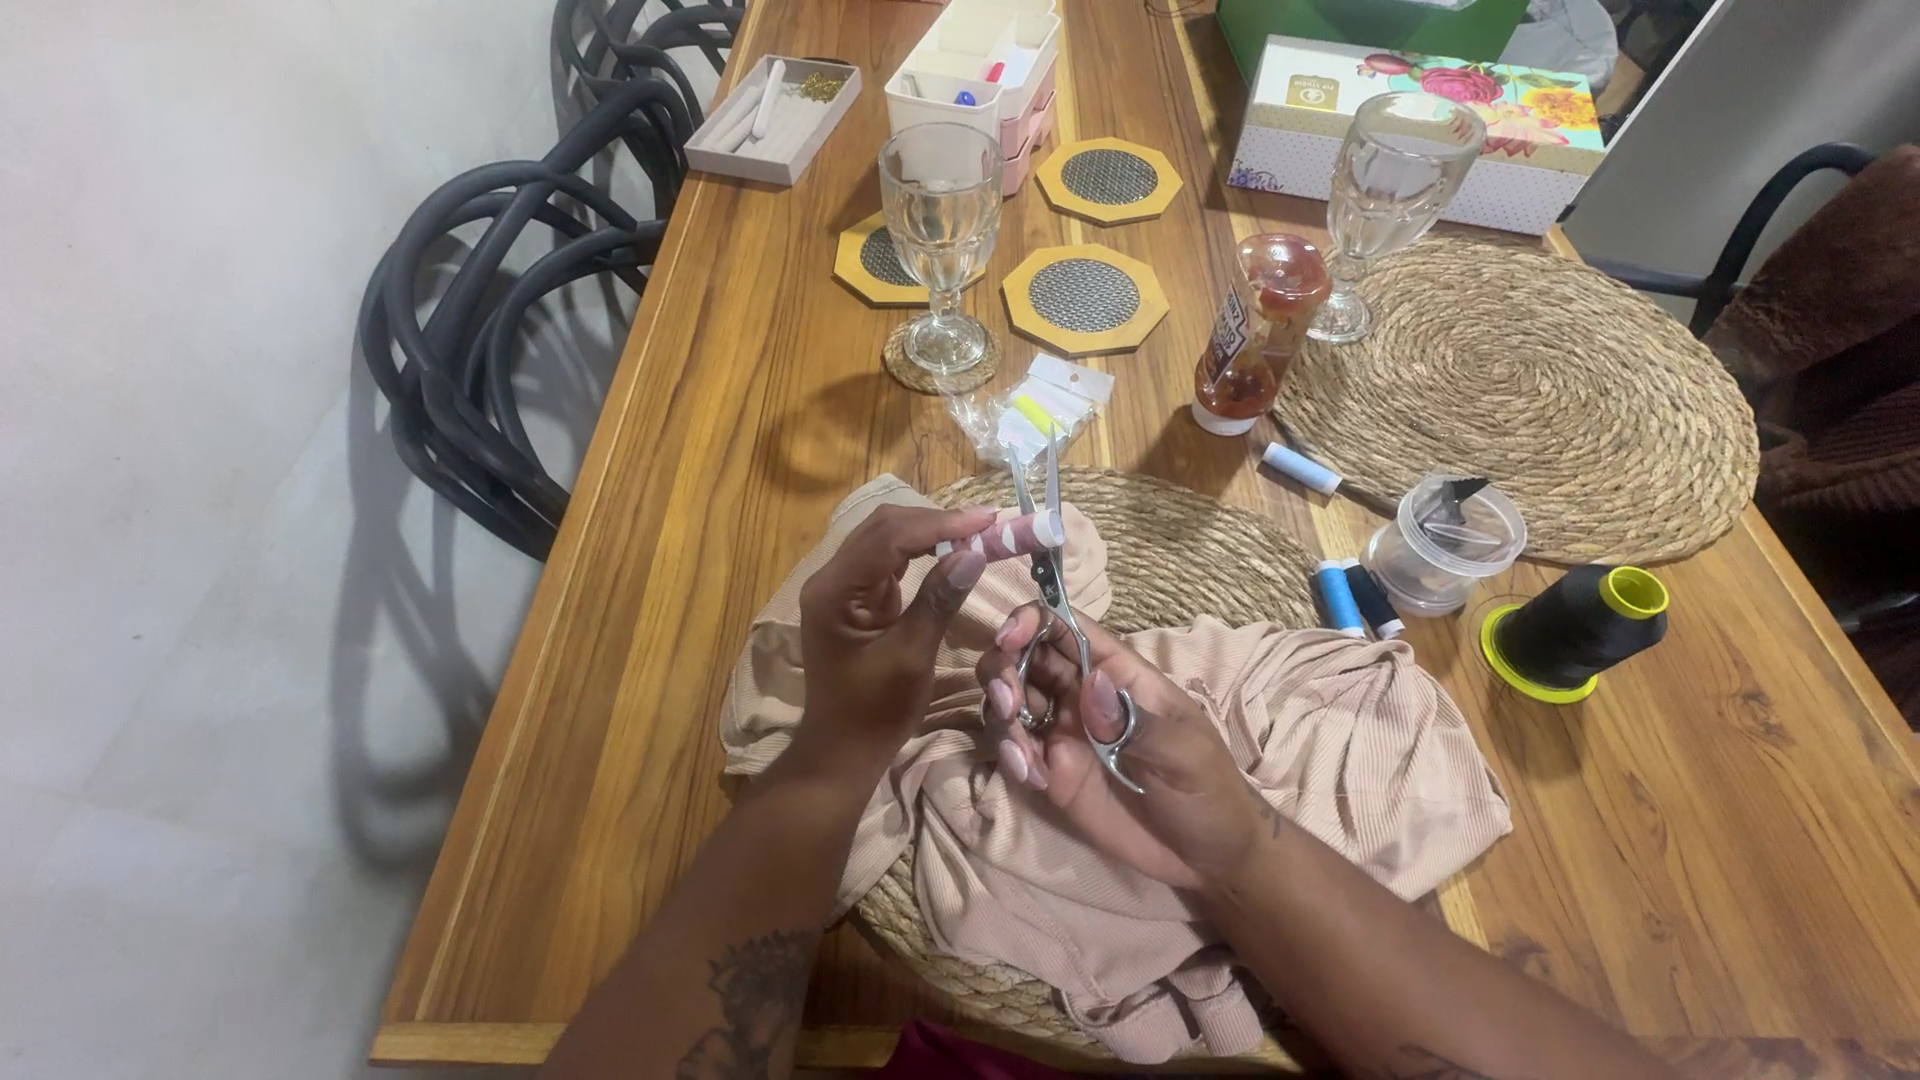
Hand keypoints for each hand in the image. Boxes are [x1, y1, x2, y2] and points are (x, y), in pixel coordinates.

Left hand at [796, 504, 995, 771]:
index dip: (940, 524)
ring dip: (932, 532)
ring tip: (978, 532)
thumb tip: (975, 553)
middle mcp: (831, 578)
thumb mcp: (911, 658)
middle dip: (937, 521)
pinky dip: (923, 552)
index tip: (988, 521)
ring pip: (887, 538)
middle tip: (989, 524)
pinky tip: (952, 550)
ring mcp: (841, 587)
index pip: (888, 537)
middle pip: (884, 528)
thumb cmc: (873, 714)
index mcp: (833, 591)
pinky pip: (889, 561)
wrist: (841, 752)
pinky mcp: (855, 598)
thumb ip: (939, 601)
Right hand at [976, 605, 1272, 888]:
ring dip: (1002, 717)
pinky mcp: (1049, 770)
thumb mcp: (1187, 756)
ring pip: (1008, 700)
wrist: (1205, 858)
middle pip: (1024, 656)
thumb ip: (1138, 723)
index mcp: (1117, 673)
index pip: (1067, 627)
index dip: (1032, 620)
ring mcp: (1061, 731)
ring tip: (1025, 758)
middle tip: (1010, 703)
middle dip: (1003, 669)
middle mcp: (1080, 692)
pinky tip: (1035, 778)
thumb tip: (1091, 682)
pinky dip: (1009, 756)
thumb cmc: (1208, 791)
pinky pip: (1012, 748)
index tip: (1009, 639)